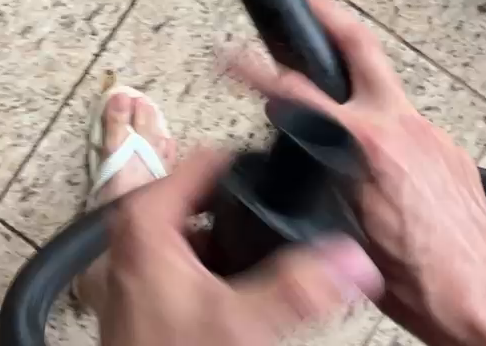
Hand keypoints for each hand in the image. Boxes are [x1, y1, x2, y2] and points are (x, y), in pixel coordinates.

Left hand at [99, 147, 382, 345]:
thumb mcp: (241, 324)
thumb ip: (298, 290)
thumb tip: (351, 260)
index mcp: (146, 215)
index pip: (204, 161)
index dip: (247, 166)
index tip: (283, 177)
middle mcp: (134, 226)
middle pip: (202, 195)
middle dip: (246, 210)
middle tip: (288, 220)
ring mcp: (137, 255)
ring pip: (197, 228)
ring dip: (235, 242)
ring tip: (275, 253)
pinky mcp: (146, 283)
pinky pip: (188, 255)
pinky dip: (219, 265)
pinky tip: (247, 289)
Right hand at [229, 0, 485, 345]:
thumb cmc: (416, 284)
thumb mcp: (342, 225)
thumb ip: (318, 167)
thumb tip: (296, 135)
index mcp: (370, 145)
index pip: (297, 91)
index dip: (256, 70)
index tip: (230, 56)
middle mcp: (404, 127)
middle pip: (361, 47)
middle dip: (327, 15)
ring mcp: (433, 136)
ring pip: (384, 84)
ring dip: (352, 71)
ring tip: (324, 71)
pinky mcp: (450, 152)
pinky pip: (405, 118)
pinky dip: (378, 114)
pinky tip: (366, 138)